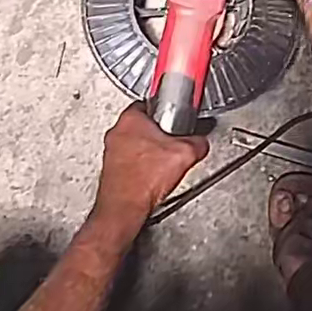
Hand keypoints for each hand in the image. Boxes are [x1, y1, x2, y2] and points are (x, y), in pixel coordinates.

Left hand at [92, 103, 209, 223]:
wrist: (125, 207)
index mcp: (130, 118)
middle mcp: (117, 131)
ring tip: (162, 161)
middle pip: (143, 124)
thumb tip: (201, 142)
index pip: (150, 103)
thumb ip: (197, 142)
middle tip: (171, 142)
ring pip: (135, 142)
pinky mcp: (110, 168)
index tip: (173, 116)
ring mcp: (111, 150)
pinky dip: (140, 164)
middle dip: (158, 132)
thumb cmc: (143, 180)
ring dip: (148, 149)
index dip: (166, 110)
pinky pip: (128, 159)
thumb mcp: (185, 154)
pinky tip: (151, 174)